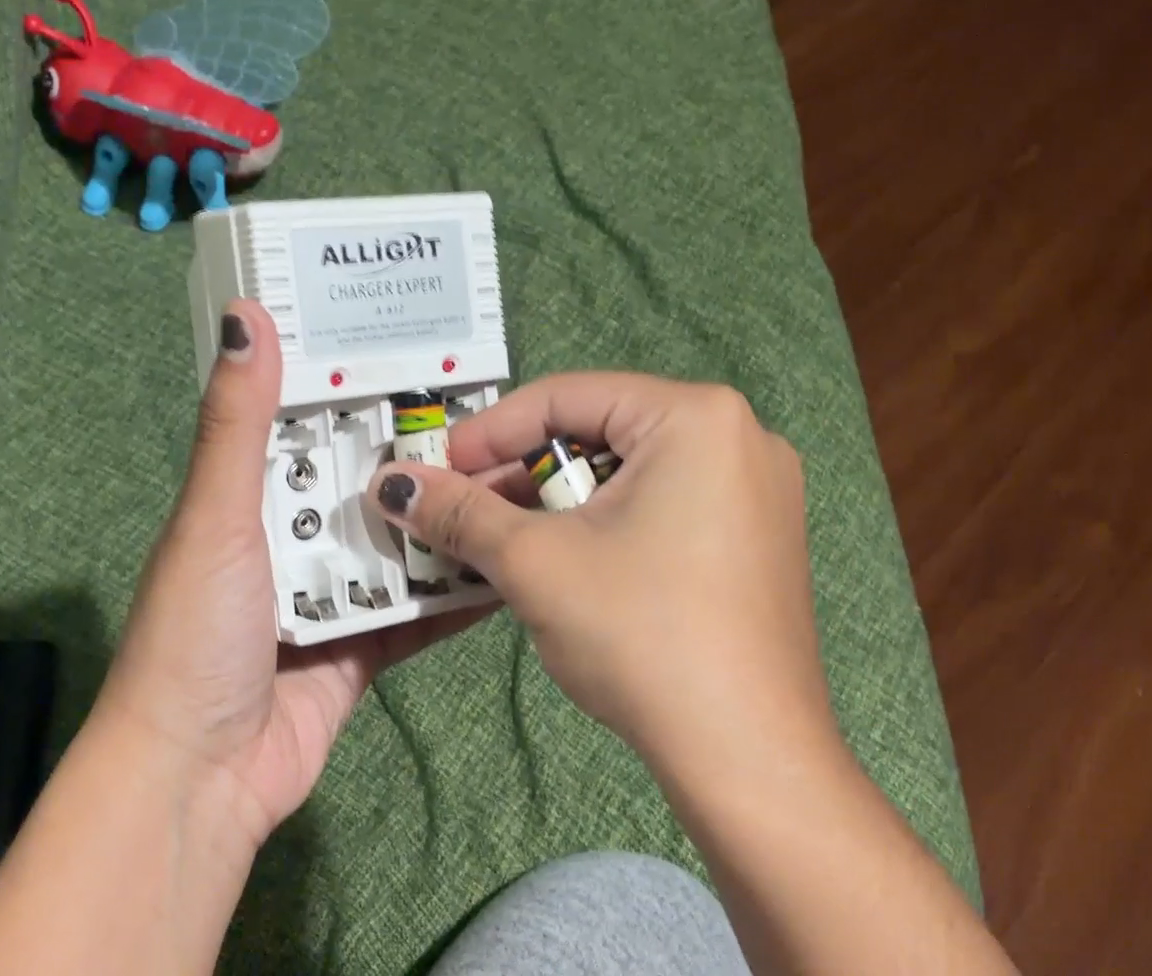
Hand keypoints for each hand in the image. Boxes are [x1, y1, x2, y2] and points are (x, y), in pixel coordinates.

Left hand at [96, 301, 482, 849]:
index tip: (437, 363)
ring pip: (404, 551)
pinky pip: (420, 613)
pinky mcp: (365, 649)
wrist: (199, 776)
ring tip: (521, 490)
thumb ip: (239, 425)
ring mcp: (334, 598)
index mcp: (254, 500)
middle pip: (374, 492)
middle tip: (503, 430)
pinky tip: (510, 568)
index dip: (373, 397)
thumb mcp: (216, 518)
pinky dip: (458, 596)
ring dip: (453, 528)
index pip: (321, 432)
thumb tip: (248, 314)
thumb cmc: (196, 634)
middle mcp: (296, 542)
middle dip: (430, 464)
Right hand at [366, 373, 832, 768]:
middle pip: (601, 434)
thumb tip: (392, 484)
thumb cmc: (642, 635)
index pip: (567, 396)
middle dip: (524, 474)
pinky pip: (666, 507)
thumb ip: (460, 512)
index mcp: (697, 416)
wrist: (748, 754)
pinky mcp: (759, 539)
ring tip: (504, 542)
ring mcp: (759, 490)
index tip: (437, 468)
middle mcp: (739, 436)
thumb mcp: (537, 563)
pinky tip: (568, 563)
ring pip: (631, 475)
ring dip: (560, 505)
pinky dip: (609, 526)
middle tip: (464, 511)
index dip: (490, 431)